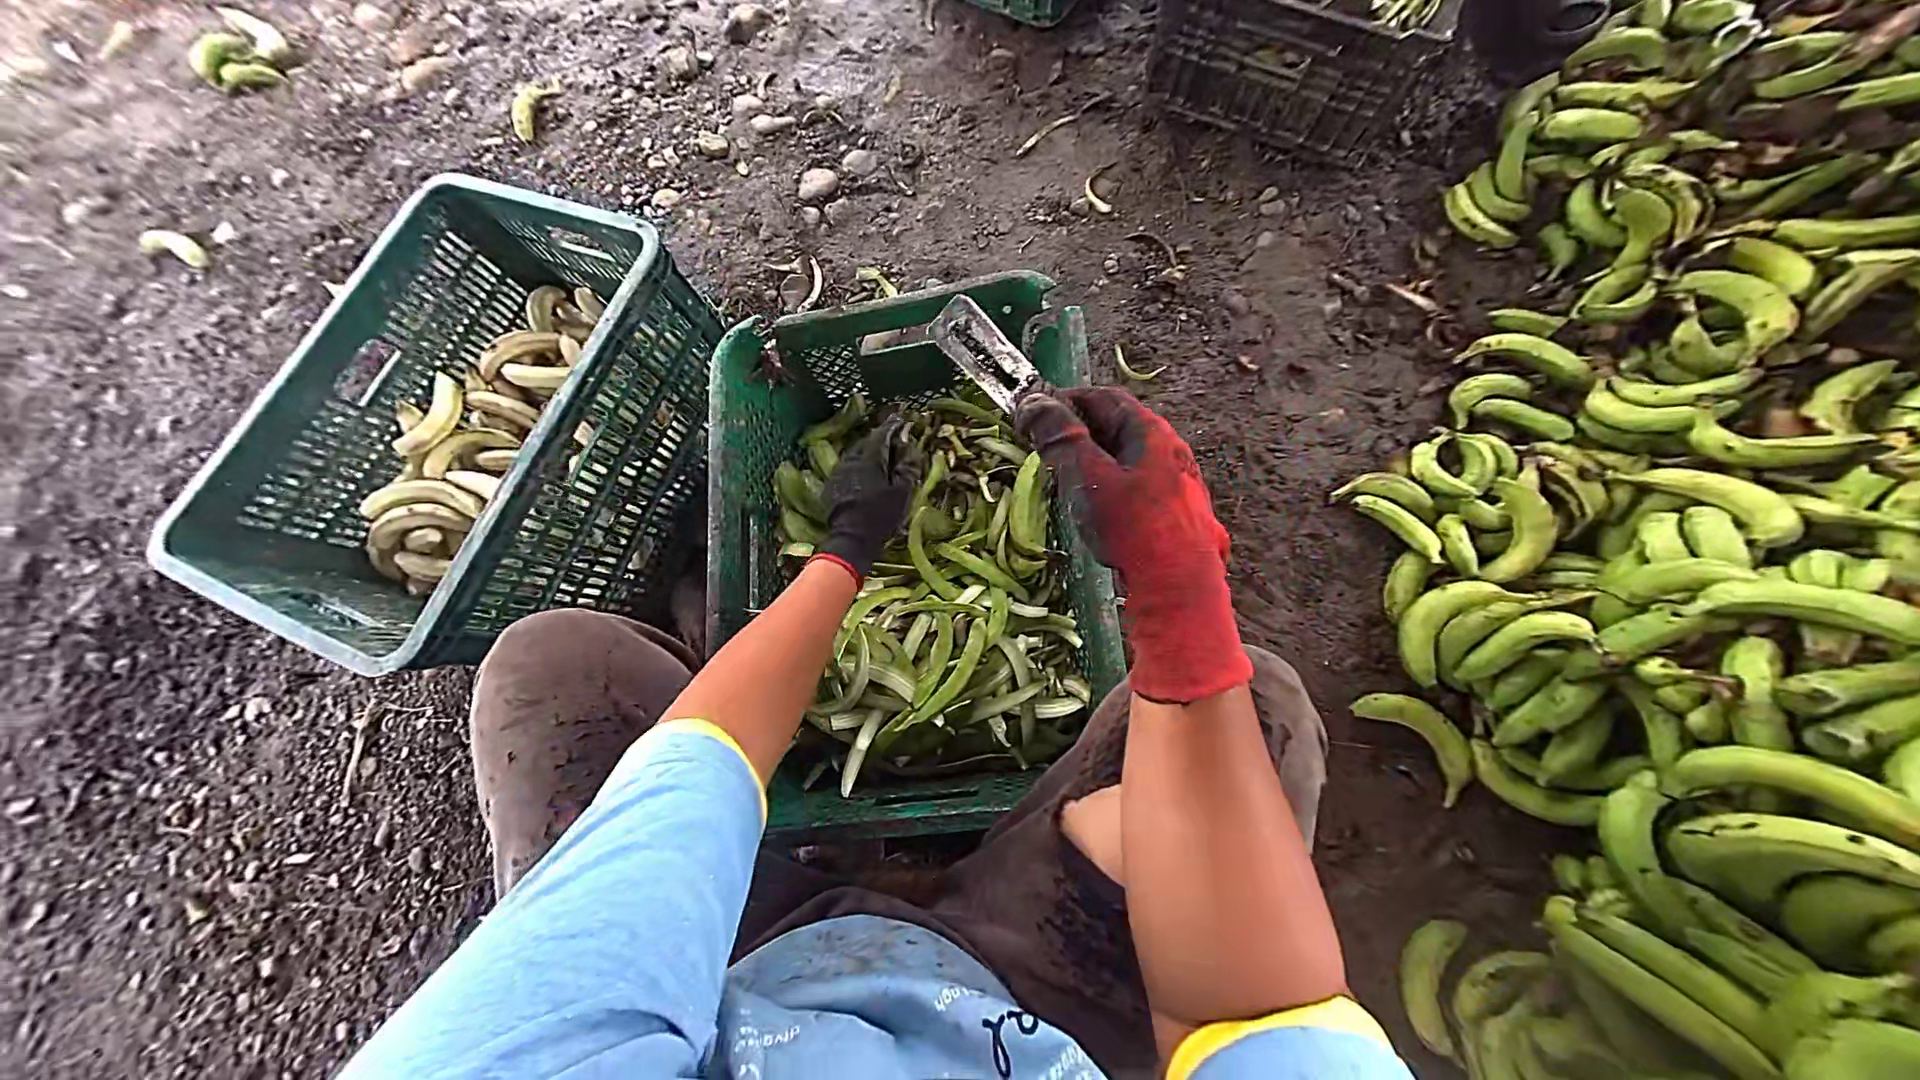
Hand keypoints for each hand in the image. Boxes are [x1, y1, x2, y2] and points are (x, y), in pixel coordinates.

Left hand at [816, 416, 920, 580]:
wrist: (851, 539)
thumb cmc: (881, 516)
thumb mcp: (902, 492)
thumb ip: (907, 466)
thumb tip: (909, 445)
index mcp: (869, 459)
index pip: (882, 435)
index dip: (893, 426)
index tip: (902, 421)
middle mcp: (851, 460)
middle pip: (867, 442)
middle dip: (880, 438)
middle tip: (893, 439)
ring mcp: (839, 472)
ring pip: (855, 453)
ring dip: (868, 451)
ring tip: (880, 455)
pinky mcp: (832, 484)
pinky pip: (848, 466)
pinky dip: (859, 465)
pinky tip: (865, 473)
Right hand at [1015, 388, 1249, 702]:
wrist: (1180, 588)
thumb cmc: (1134, 528)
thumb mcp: (1088, 478)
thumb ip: (1060, 438)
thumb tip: (1033, 402)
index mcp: (1150, 432)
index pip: (1103, 398)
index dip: (1065, 400)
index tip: (1035, 413)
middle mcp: (1169, 449)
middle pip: (1117, 426)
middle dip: (1077, 431)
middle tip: (1044, 446)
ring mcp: (1177, 481)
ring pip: (1127, 458)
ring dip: (1094, 459)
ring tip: (1065, 477)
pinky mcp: (1177, 511)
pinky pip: (1138, 485)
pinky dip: (1111, 484)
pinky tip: (1098, 506)